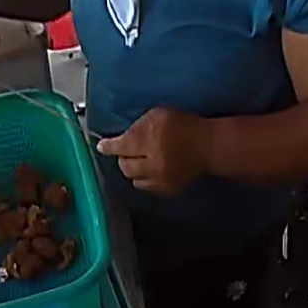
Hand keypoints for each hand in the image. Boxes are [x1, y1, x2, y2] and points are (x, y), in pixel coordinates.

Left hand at [95, 108, 211, 195]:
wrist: (206, 147)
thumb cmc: (182, 125)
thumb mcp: (158, 116)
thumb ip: (139, 127)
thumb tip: (121, 138)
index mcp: (148, 140)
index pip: (121, 146)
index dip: (109, 147)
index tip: (101, 147)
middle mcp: (152, 163)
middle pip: (126, 168)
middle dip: (123, 160)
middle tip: (127, 153)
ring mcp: (160, 180)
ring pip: (136, 181)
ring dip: (134, 172)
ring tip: (140, 164)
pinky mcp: (167, 191)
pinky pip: (148, 188)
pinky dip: (146, 180)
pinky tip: (151, 171)